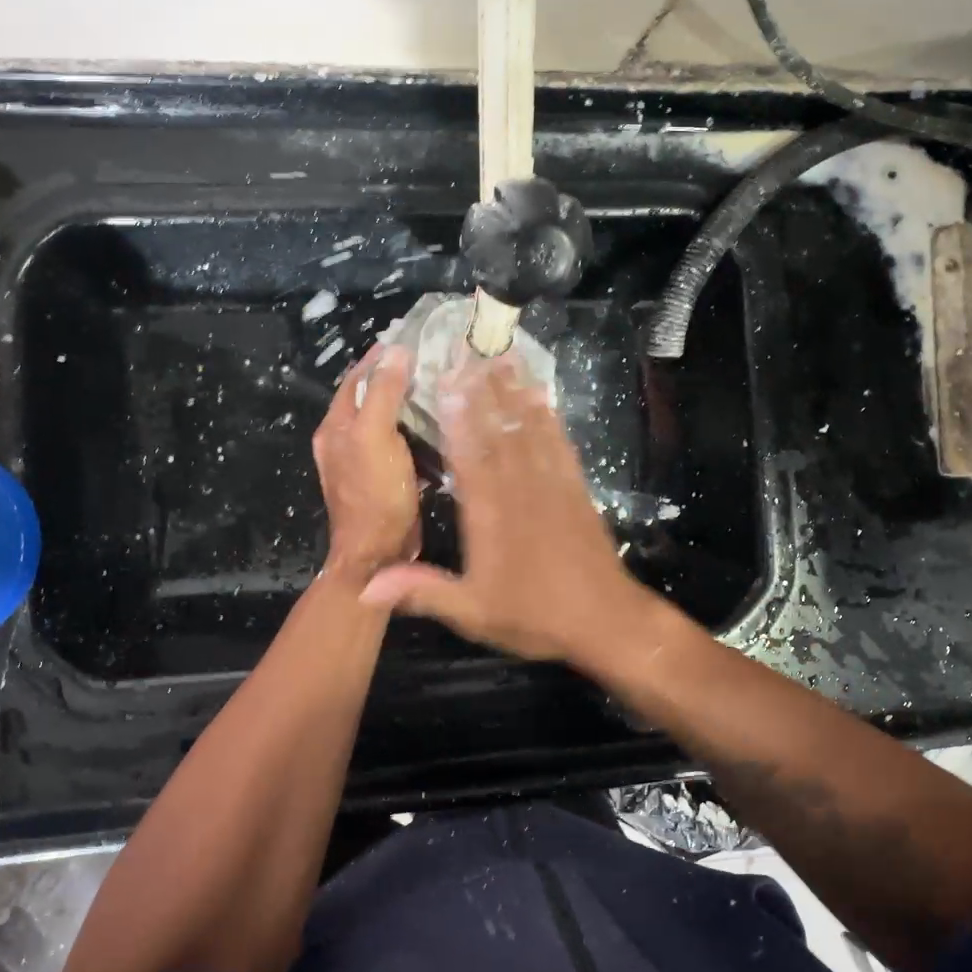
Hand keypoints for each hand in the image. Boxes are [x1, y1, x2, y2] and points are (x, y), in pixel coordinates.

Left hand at [315, 343, 419, 578]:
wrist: (377, 554)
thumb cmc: (375, 495)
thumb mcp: (375, 437)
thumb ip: (382, 393)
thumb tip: (395, 352)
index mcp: (335, 427)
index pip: (355, 379)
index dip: (378, 357)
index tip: (408, 337)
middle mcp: (344, 441)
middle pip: (368, 398)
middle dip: (395, 377)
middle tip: (431, 360)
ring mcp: (363, 463)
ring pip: (386, 421)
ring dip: (408, 404)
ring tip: (440, 386)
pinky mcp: (384, 481)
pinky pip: (399, 445)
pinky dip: (416, 432)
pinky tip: (439, 427)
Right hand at [360, 355, 664, 663]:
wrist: (606, 621)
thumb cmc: (535, 617)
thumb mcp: (473, 612)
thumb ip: (422, 592)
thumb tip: (365, 586)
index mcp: (491, 515)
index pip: (469, 455)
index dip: (457, 415)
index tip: (446, 378)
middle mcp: (521, 490)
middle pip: (499, 430)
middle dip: (483, 389)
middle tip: (471, 350)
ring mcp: (552, 486)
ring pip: (530, 430)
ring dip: (515, 392)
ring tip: (503, 357)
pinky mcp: (576, 491)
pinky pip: (560, 445)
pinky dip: (549, 418)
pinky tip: (543, 398)